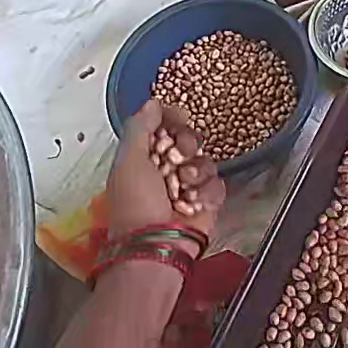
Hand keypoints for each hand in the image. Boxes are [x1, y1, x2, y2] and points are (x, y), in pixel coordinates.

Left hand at [107, 99, 225, 248]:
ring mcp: (187, 187)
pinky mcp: (205, 203)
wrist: (155, 245)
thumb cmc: (136, 203)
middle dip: (187, 144)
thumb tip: (153, 102)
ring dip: (197, 171)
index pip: (162, 127)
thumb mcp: (129, 160)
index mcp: (143, 157)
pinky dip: (207, 193)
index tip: (178, 118)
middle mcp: (165, 170)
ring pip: (206, 161)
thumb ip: (141, 127)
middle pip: (189, 139)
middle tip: (180, 156)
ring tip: (185, 187)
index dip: (171, 119)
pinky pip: (217, 184)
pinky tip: (195, 202)